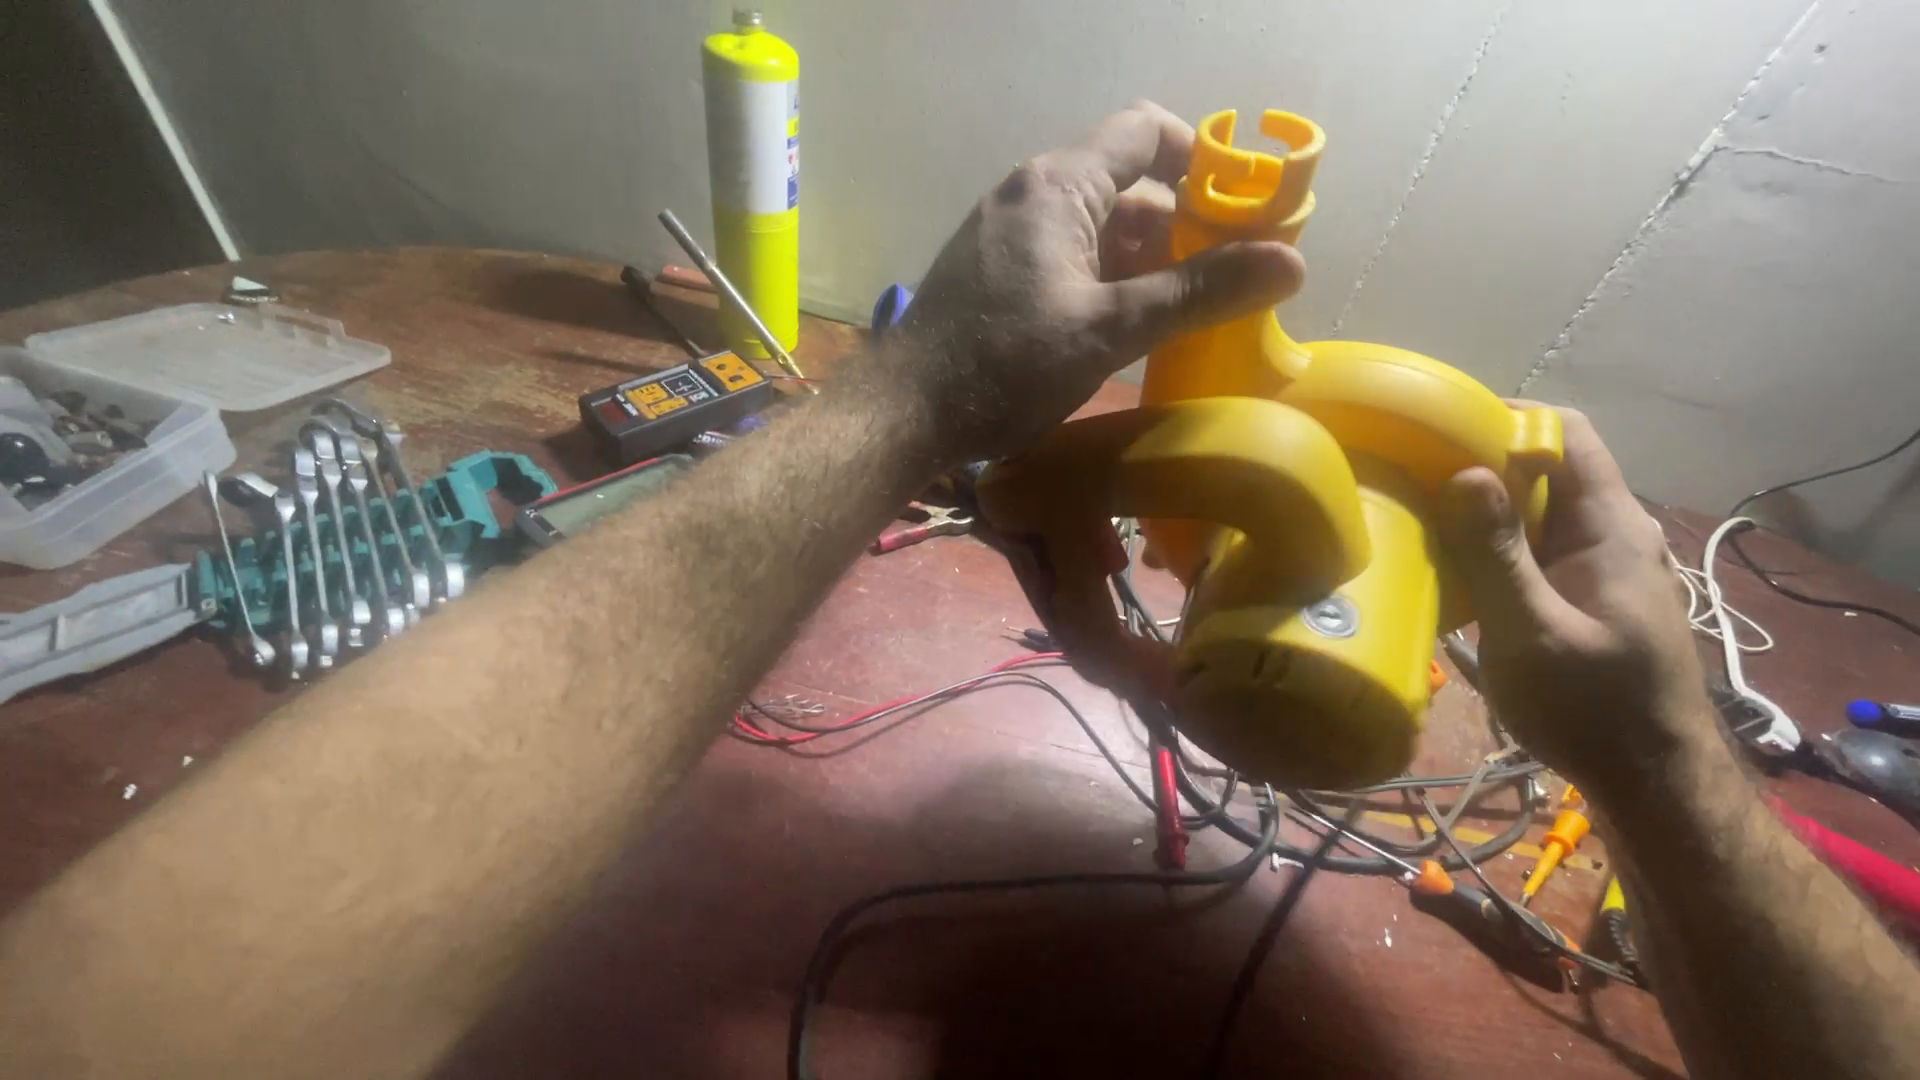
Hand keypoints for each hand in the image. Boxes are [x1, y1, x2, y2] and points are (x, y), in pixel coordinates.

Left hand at [877, 101, 1304, 461]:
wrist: (906, 413)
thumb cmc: (1004, 366)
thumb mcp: (1108, 330)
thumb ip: (1195, 293)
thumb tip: (1291, 263)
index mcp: (1059, 185)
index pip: (1145, 133)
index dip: (1202, 159)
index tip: (1244, 208)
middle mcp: (1031, 195)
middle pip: (1127, 189)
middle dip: (1182, 229)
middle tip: (1231, 279)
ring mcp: (1008, 237)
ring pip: (1097, 232)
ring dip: (1146, 265)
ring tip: (1191, 312)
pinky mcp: (996, 277)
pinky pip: (1067, 262)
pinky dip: (1106, 284)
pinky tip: (1130, 327)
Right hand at [1438, 407, 1718, 794]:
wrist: (1646, 778)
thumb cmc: (1593, 706)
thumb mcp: (1534, 632)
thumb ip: (1499, 553)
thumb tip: (1466, 472)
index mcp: (1609, 528)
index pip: (1565, 434)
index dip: (1504, 419)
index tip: (1433, 431)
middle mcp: (1603, 533)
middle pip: (1539, 468)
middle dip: (1473, 463)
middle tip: (1402, 476)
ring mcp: (1586, 565)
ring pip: (1525, 509)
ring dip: (1470, 507)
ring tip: (1407, 514)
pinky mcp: (1567, 593)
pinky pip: (1519, 547)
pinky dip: (1478, 543)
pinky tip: (1437, 564)